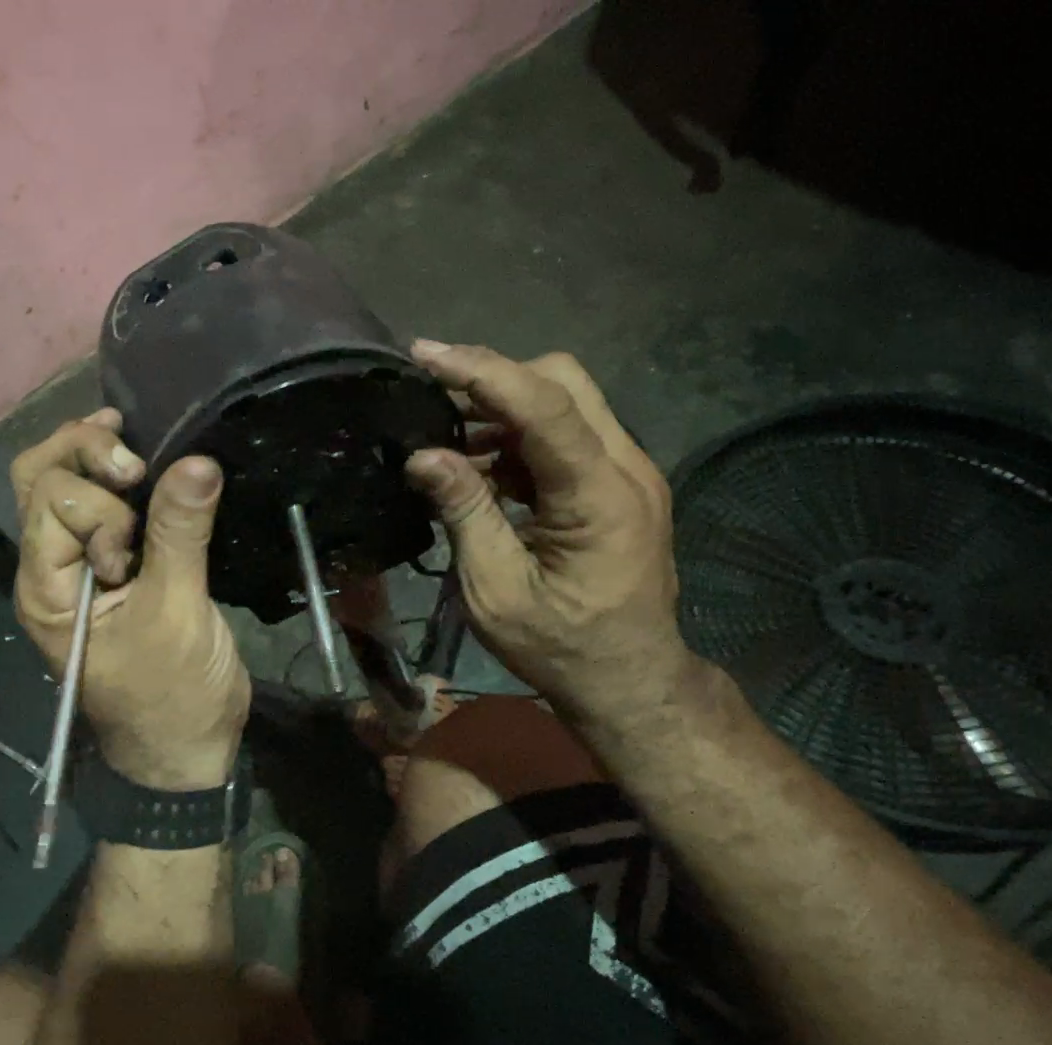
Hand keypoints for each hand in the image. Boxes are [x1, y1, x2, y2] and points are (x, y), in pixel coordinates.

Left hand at [11, 409, 250, 789]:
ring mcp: (77, 567)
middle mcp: (49, 570)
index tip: (135, 544)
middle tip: (135, 464)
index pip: (49, 503)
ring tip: (129, 433)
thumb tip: (198, 461)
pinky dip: (113, 477)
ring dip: (91, 454)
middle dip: (83, 454)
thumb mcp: (177, 615)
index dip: (97, 505)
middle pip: (39, 481)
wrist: (186, 748)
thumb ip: (179, 536)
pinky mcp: (111, 566)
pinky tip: (141, 461)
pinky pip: (97, 507)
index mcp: (46, 589)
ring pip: (62, 487)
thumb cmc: (173, 695)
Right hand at [404, 340, 699, 726]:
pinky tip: (476, 469)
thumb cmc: (560, 648)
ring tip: (444, 442)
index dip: (482, 372)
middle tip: (432, 402)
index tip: (424, 355)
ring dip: (501, 409)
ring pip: (564, 402)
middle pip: (563, 382)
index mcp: (599, 497)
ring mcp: (628, 473)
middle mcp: (625, 468)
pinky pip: (565, 435)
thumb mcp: (496, 590)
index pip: (543, 406)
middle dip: (493, 379)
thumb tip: (421, 455)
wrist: (630, 682)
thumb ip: (464, 514)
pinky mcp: (617, 485)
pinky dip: (516, 437)